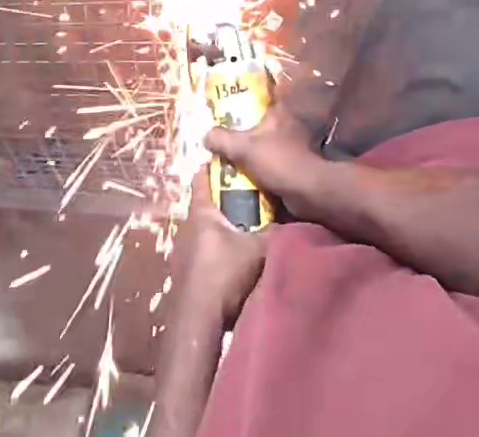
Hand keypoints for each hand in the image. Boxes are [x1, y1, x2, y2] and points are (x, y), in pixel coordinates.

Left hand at [172, 171, 268, 326]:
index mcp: (201, 212)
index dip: (214, 167)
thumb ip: (274, 232)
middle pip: (206, 203)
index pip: (202, 177)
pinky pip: (205, 249)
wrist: (199, 317)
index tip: (232, 161)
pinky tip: (235, 257)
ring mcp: (185, 248)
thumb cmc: (224, 273)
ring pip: (206, 227)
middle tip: (251, 197)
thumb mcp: (257, 249)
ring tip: (248, 227)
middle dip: (226, 200)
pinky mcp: (187, 269)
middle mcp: (188, 225)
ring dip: (223, 226)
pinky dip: (218, 247)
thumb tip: (294, 220)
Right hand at [203, 108, 328, 218]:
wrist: (307, 193)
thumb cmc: (277, 161)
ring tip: (226, 153)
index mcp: (276, 113)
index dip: (248, 96)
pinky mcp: (292, 165)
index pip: (263, 96)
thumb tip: (205, 135)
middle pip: (259, 121)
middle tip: (221, 131)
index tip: (231, 100)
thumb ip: (221, 139)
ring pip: (263, 142)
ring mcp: (290, 145)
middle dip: (242, 128)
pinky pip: (268, 161)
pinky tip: (240, 172)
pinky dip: (256, 166)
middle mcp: (285, 125)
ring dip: (249, 149)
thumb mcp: (242, 147)